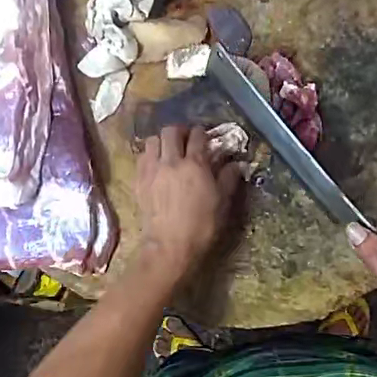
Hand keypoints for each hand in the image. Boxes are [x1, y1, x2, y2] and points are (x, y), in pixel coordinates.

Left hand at [134, 125, 243, 281]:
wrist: (170, 245)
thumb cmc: (201, 225)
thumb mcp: (222, 202)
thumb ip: (229, 178)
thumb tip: (237, 164)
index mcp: (195, 164)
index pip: (197, 136)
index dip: (202, 133)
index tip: (204, 137)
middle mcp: (171, 161)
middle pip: (170, 131)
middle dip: (179, 131)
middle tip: (185, 140)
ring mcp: (152, 169)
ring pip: (152, 140)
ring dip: (161, 141)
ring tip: (168, 150)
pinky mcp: (139, 180)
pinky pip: (141, 157)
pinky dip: (149, 155)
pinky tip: (156, 164)